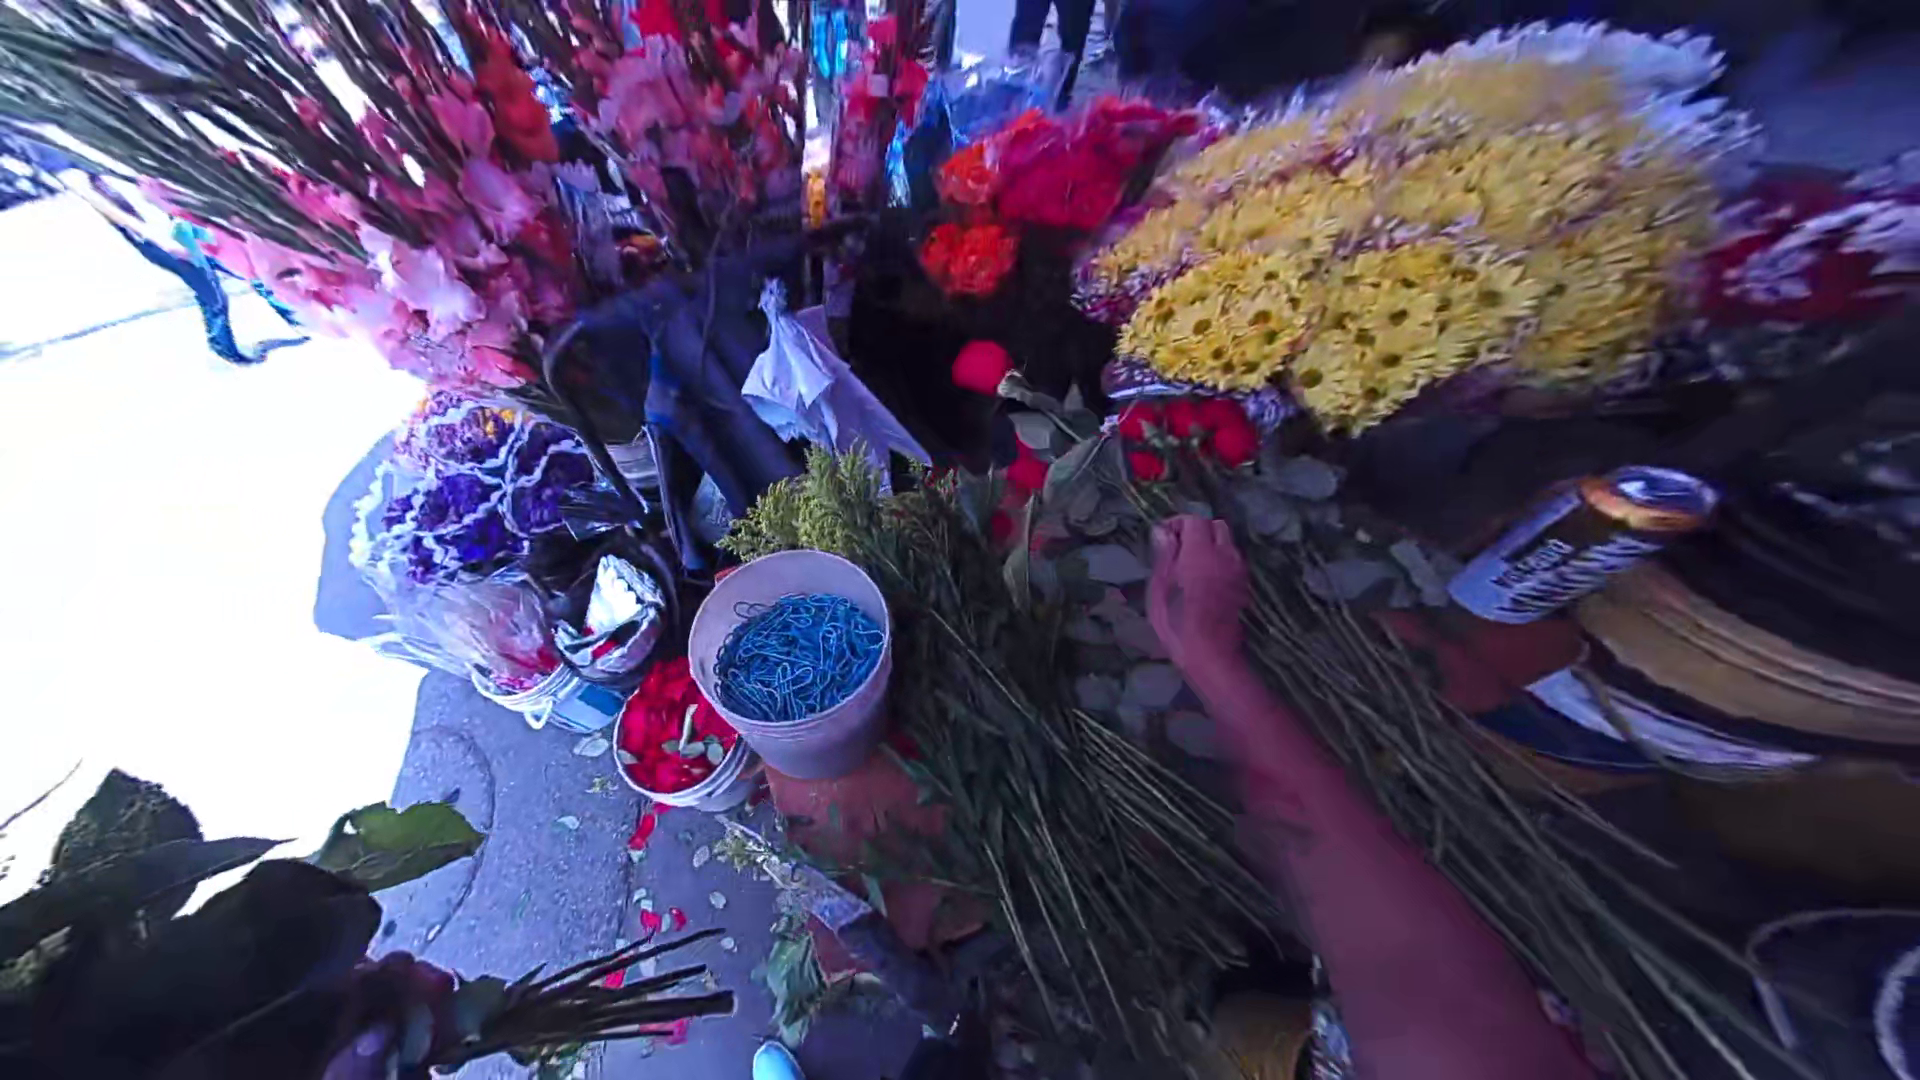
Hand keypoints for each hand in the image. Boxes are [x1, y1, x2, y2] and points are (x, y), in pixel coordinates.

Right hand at [1148, 515, 1249, 677]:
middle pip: (1216, 526)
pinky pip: (1232, 561)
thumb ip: (1164, 555)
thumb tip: (1162, 531)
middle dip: (1197, 530)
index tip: (1162, 538)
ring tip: (1189, 565)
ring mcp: (1238, 571)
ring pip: (1227, 543)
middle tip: (1177, 549)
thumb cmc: (1176, 621)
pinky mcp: (1243, 586)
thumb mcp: (1159, 587)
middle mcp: (1225, 555)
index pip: (1194, 520)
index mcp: (1201, 552)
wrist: (1210, 653)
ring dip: (1210, 545)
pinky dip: (1219, 561)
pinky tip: (1203, 580)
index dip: (1177, 523)